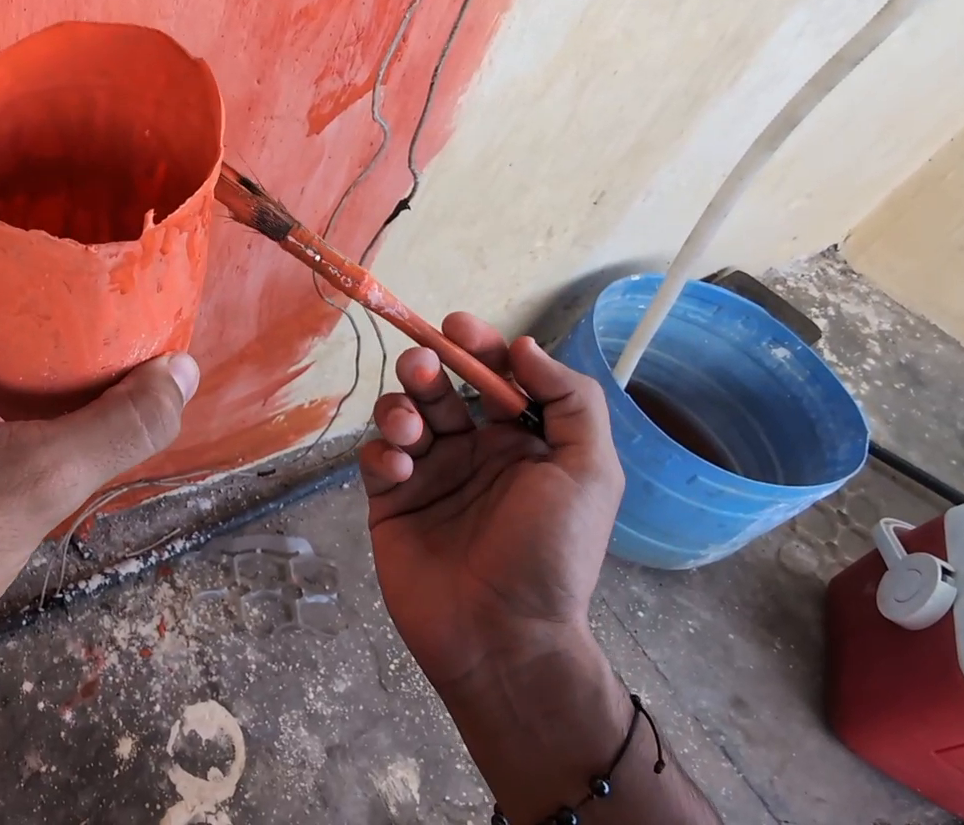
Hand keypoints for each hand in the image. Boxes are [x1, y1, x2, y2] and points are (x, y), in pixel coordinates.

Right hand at [359, 313, 622, 689]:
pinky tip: (399, 470)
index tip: (458, 326)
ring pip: (401, 416)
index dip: (477, 346)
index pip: (494, 377)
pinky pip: (375, 459)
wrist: (502, 637)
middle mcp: (472, 452)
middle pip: (439, 388)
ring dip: (401, 409)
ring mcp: (428, 475)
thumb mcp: (588, 473)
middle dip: (428, 368)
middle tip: (424, 367)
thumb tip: (526, 345)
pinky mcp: (390, 501)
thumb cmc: (550, 554)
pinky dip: (382, 453)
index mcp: (520, 442)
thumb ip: (569, 401)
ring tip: (411, 431)